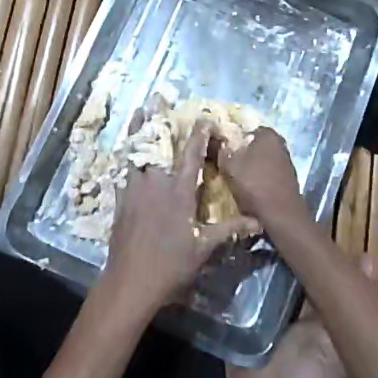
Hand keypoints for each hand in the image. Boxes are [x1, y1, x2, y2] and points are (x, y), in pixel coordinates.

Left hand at [101, 126, 261, 312]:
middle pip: (158, 145)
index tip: (203, 118)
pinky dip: (126, 154)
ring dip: (139, 130)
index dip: (198, 135)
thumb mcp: (204, 249)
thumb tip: (258, 222)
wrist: (131, 280)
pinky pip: (122, 169)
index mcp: (179, 192)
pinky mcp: (120, 199)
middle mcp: (156, 184)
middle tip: (159, 97)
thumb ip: (229, 230)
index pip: (192, 157)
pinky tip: (124, 148)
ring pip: (137, 152)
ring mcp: (134, 189)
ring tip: (140, 111)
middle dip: (160, 120)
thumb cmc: (171, 265)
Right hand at [214, 127, 306, 228]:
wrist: (281, 215)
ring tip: (237, 177)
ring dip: (252, 166)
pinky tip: (251, 188)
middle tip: (228, 162)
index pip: (248, 129)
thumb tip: (216, 142)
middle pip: (256, 145)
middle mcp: (281, 145)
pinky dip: (260, 177)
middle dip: (243, 152)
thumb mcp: (229, 166)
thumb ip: (221, 151)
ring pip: (263, 160)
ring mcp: (287, 163)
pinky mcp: (289, 179)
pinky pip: (269, 173)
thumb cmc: (254, 184)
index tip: (224, 148)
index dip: (234, 137)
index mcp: (268, 135)